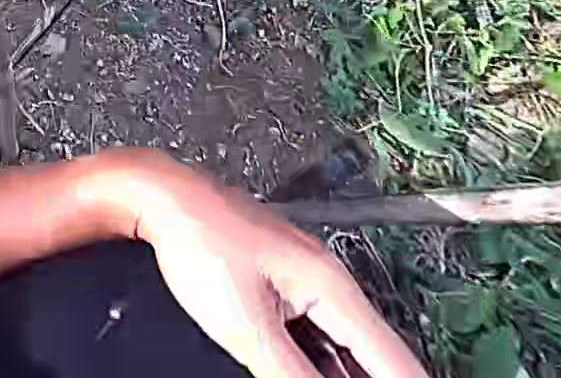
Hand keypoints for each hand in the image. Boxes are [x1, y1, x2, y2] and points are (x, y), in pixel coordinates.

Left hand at [117, 156, 428, 377]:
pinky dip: (317, 362)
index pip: (393, 361)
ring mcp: (301, 279)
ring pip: (339, 348)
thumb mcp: (247, 327)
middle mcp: (324, 278)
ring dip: (341, 373)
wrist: (167, 200)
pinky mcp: (280, 283)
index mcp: (330, 284)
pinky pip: (313, 334)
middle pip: (369, 356)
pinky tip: (302, 373)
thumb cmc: (201, 240)